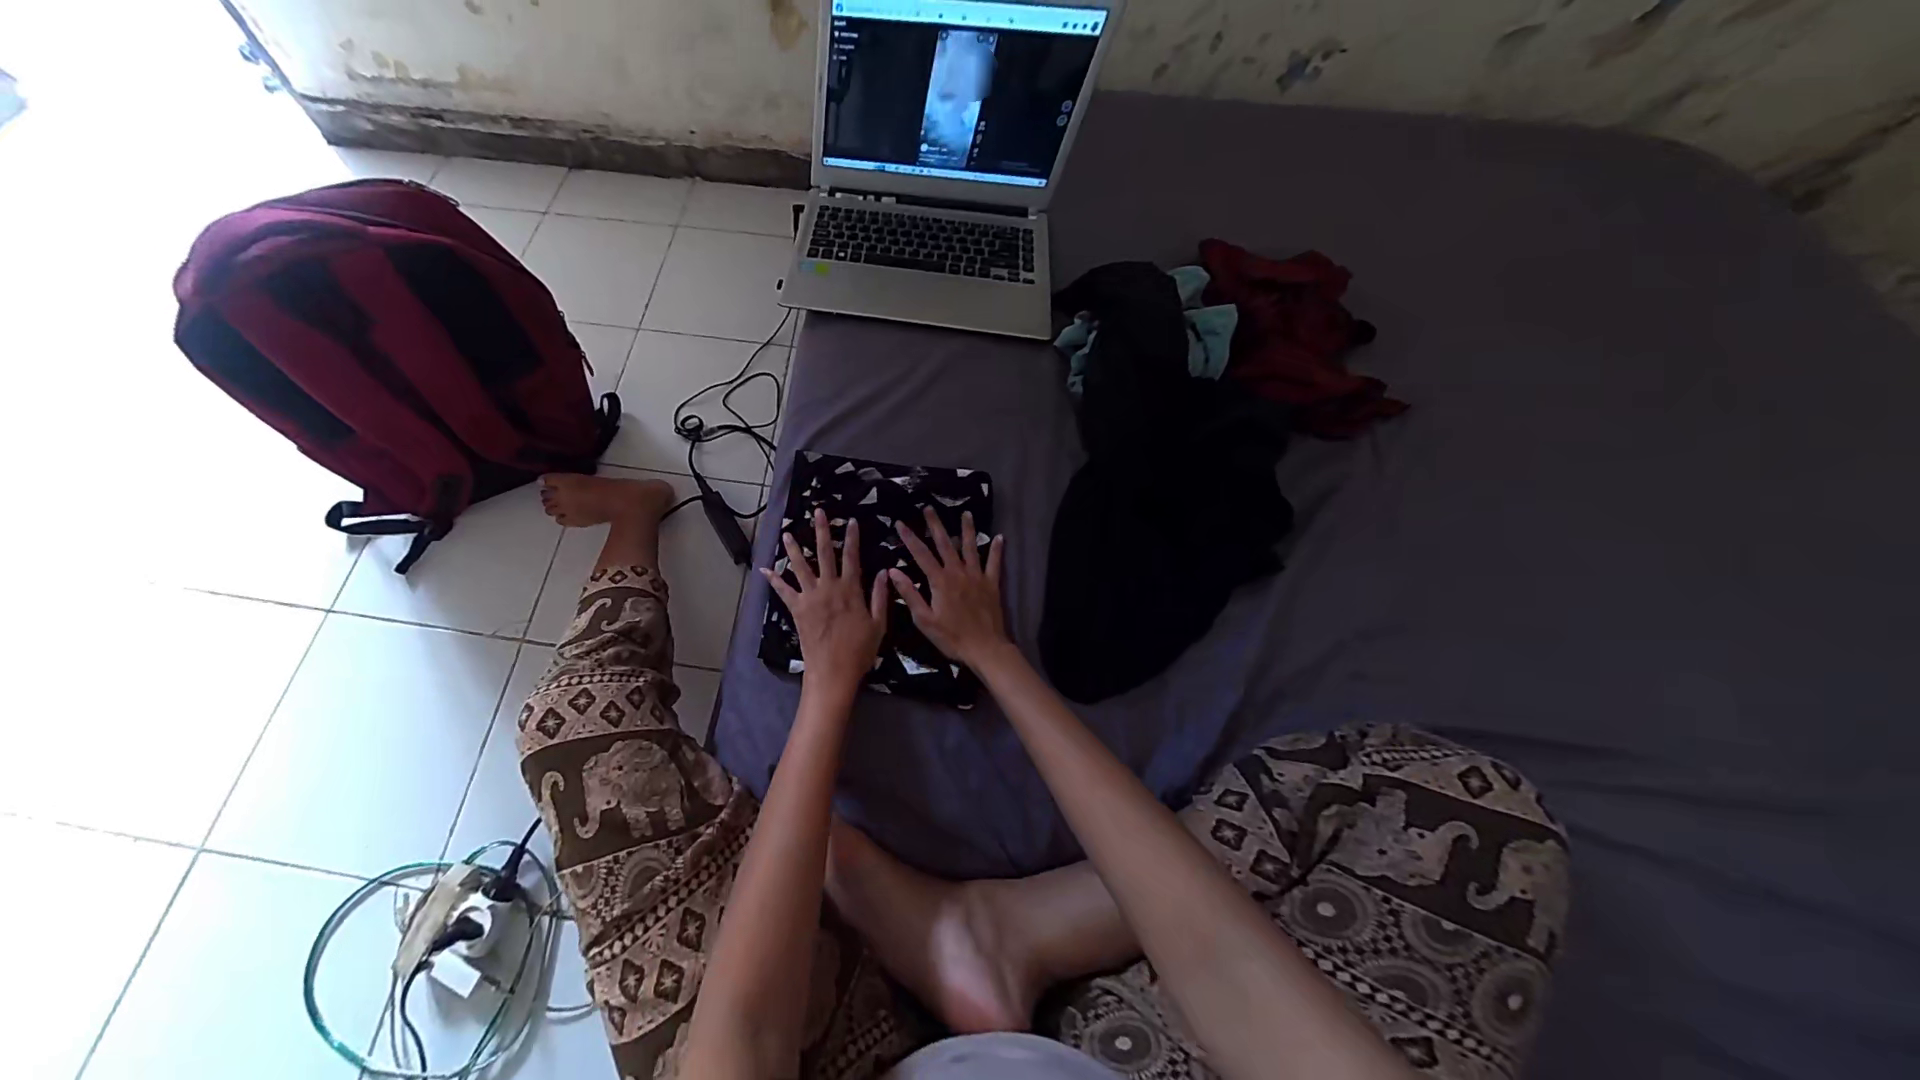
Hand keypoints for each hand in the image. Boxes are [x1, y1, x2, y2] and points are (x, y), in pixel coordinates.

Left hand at [761, 508, 888, 690]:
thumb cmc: (860, 651)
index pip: (853, 557)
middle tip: (818, 513)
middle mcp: (829, 588)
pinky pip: (783, 591)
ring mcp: (810, 598)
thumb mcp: (879, 624)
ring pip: (800, 566)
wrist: (833, 672)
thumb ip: (880, 597)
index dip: (853, 538)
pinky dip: (774, 580)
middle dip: (821, 531)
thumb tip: (885, 572)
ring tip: (787, 533)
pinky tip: (764, 569)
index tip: (852, 521)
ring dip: (792, 549)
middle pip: (824, 553)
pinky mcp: (797, 610)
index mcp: (851, 590)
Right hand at [890, 507, 1008, 668]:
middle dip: (936, 525)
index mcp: (939, 581)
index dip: (909, 538)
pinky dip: (997, 550)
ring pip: (971, 547)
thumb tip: (893, 571)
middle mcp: (958, 572)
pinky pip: (995, 563)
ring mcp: (977, 576)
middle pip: (945, 544)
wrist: (985, 647)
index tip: (900, 523)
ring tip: (966, 513)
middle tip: (929, 508)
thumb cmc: (951, 637)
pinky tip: (1000, 537)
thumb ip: (910, 594)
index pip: (921, 554)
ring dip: (967, 529)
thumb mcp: (924, 620)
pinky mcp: (992, 584)